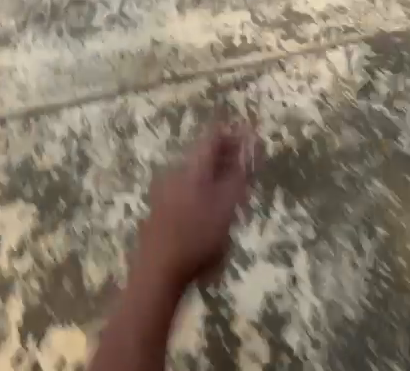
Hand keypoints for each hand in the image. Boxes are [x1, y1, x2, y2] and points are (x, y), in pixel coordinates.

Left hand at [129, 124, 256, 291]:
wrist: (156, 274)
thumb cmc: (198, 237)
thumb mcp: (228, 204)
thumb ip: (241, 172)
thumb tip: (251, 146)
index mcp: (192, 165)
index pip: (215, 135)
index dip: (236, 135)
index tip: (253, 145)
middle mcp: (176, 171)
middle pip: (205, 154)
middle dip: (228, 158)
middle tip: (248, 173)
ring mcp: (164, 190)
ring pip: (197, 173)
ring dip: (218, 177)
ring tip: (235, 196)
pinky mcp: (160, 210)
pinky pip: (187, 189)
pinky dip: (204, 192)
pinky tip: (213, 213)